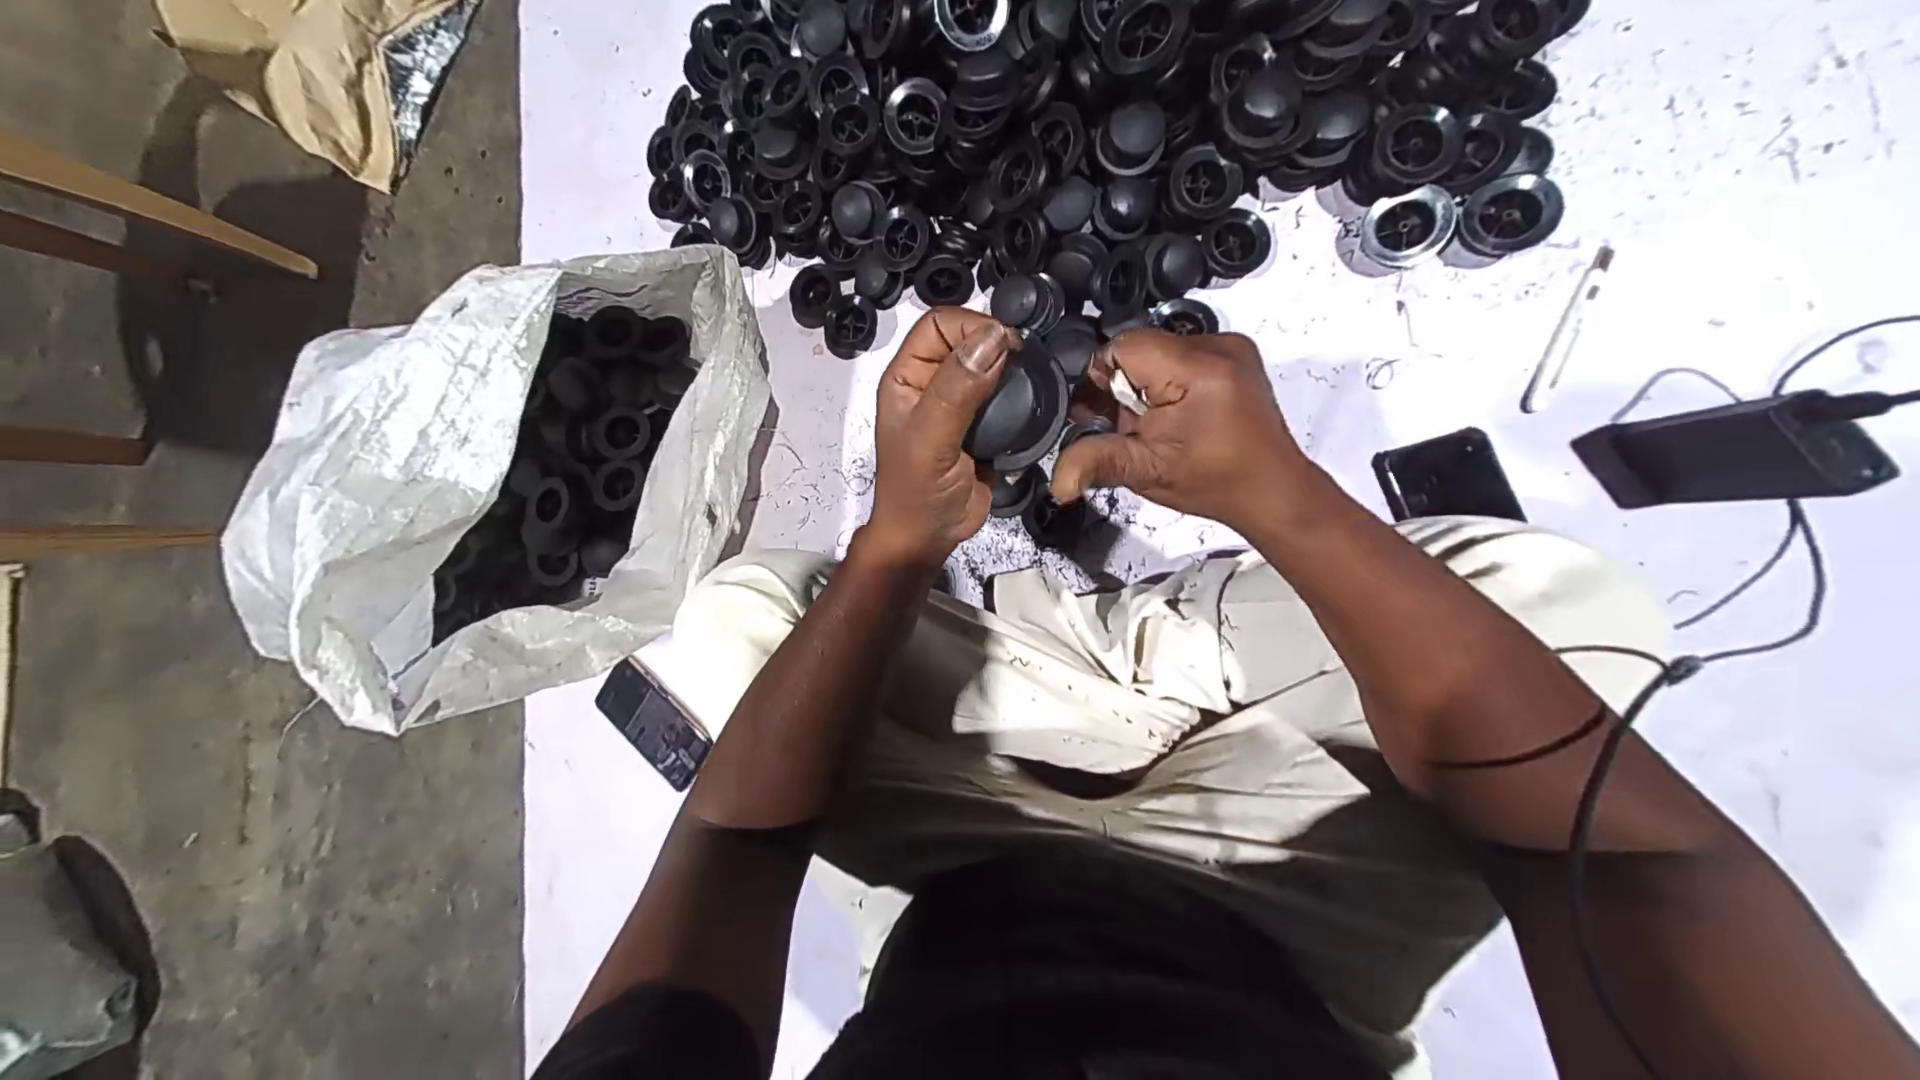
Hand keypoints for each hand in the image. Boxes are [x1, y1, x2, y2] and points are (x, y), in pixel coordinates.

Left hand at [858, 308, 1019, 568]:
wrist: (929, 537)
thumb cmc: (915, 494)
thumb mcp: (930, 439)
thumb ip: (957, 390)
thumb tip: (991, 340)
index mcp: (907, 377)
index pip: (938, 325)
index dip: (971, 326)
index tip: (1005, 344)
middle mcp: (932, 384)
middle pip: (968, 339)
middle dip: (995, 343)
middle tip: (1021, 362)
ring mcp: (959, 404)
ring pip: (989, 365)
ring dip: (1011, 369)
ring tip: (1028, 381)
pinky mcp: (983, 425)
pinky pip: (1004, 395)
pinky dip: (1019, 394)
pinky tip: (1027, 402)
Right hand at [1051, 330, 1317, 533]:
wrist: (1269, 489)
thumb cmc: (1221, 481)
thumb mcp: (1146, 471)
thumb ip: (1096, 462)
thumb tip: (1059, 478)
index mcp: (1198, 370)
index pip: (1122, 346)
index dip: (1104, 380)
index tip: (1110, 413)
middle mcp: (1219, 347)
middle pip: (1139, 348)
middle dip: (1126, 388)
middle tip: (1139, 426)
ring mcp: (1230, 348)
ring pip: (1158, 352)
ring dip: (1146, 386)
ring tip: (1162, 423)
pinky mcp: (1234, 355)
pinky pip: (1181, 356)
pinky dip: (1169, 383)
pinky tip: (1179, 415)